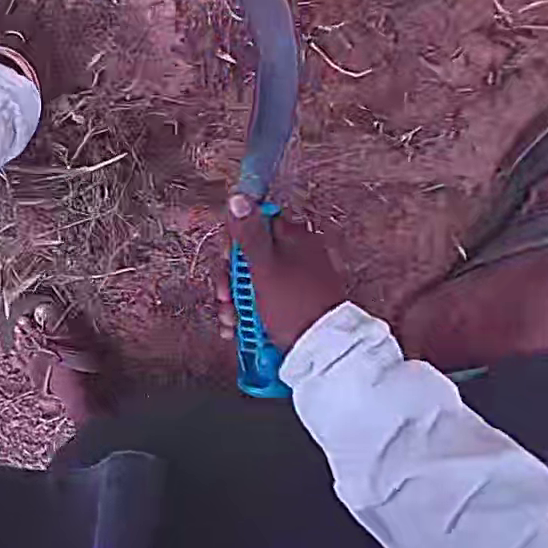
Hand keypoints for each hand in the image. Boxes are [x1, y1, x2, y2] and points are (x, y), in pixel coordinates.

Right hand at [214, 194, 347, 350]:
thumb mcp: (264, 267)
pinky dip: (246, 313)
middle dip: (230, 279)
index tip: (228, 260)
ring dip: (234, 301)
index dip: (235, 241)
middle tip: (226, 296)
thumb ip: (249, 232)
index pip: (255, 223)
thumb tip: (238, 196)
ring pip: (250, 281)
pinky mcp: (289, 303)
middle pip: (248, 255)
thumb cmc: (293, 304)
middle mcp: (294, 255)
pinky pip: (260, 301)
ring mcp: (292, 280)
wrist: (321, 350)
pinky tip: (237, 328)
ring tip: (231, 319)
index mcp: (292, 238)